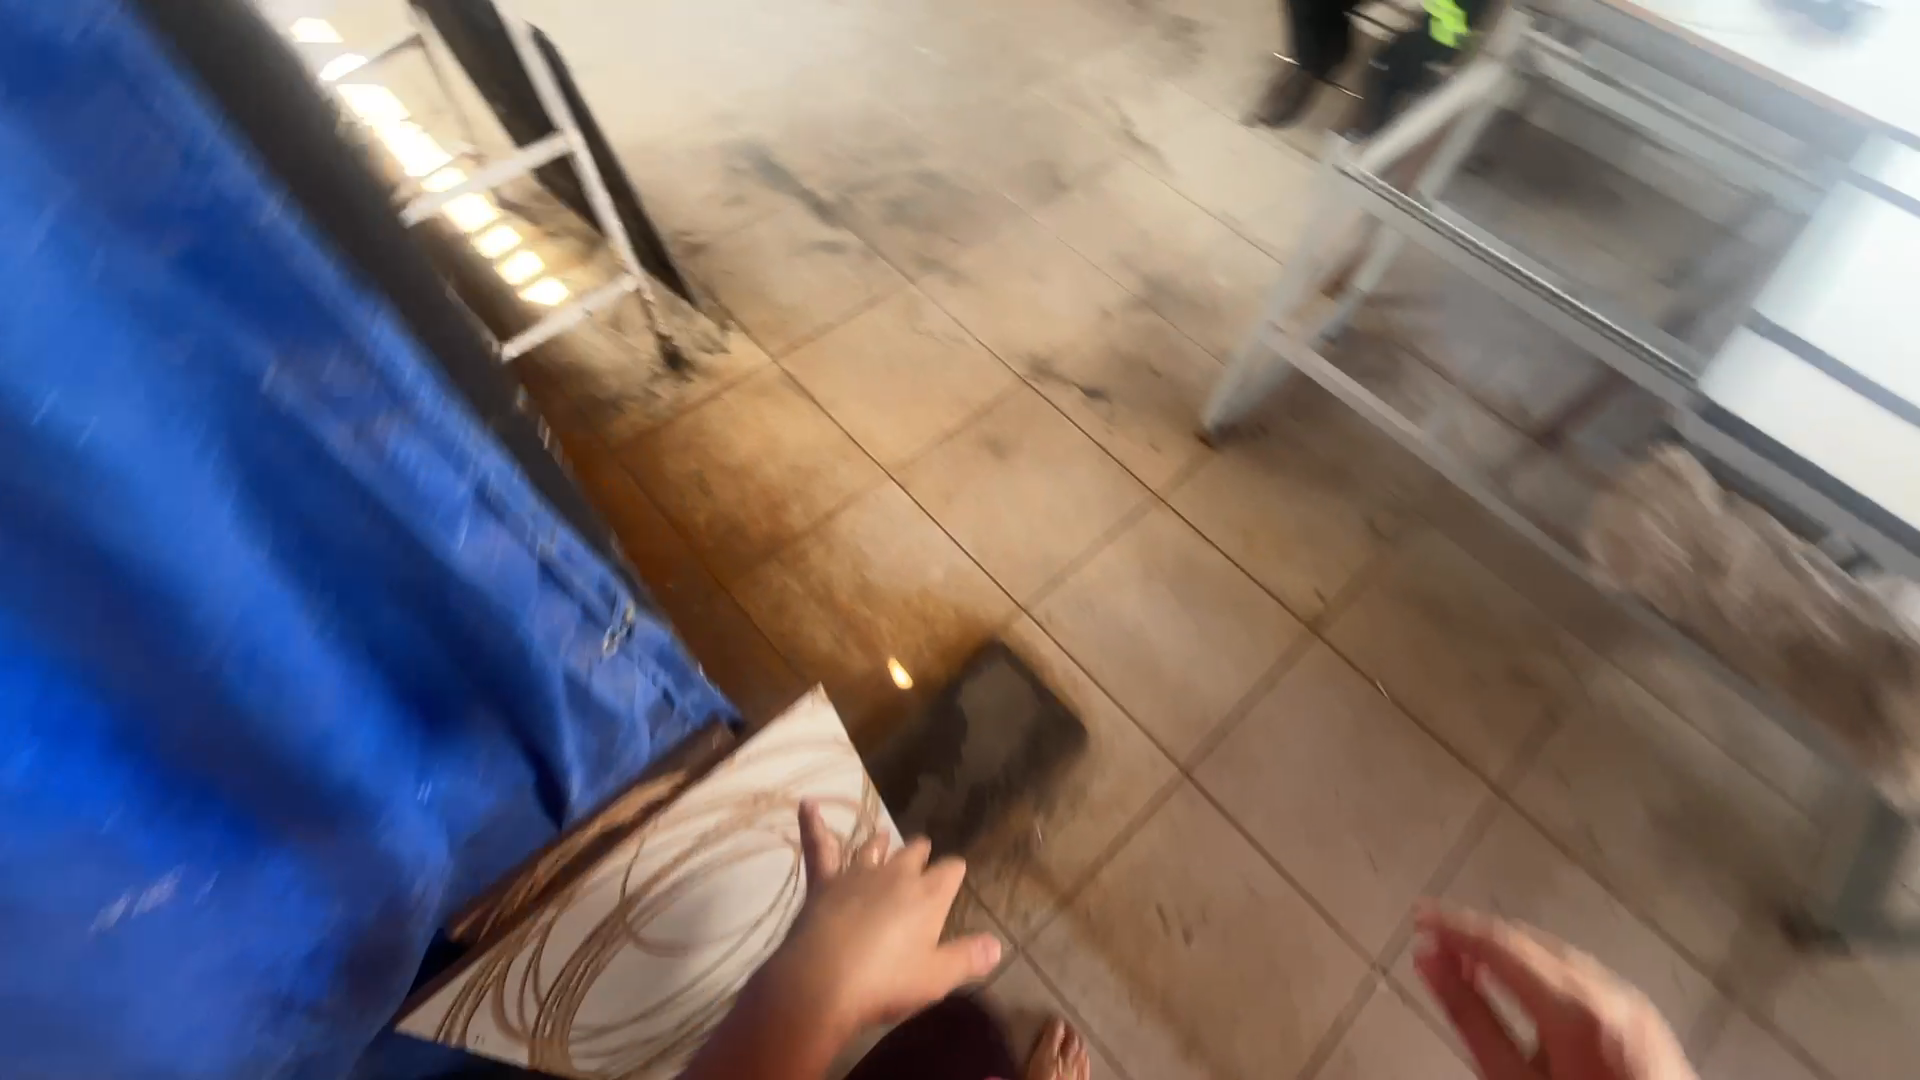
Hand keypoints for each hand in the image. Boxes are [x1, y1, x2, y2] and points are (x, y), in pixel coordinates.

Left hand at [757, 801, 1002, 1040]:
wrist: (823, 981)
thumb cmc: (886, 982)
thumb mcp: (935, 978)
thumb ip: (967, 958)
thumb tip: (998, 945)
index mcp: (928, 896)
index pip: (950, 871)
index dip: (954, 871)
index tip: (956, 872)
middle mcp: (896, 875)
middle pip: (914, 854)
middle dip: (921, 852)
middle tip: (924, 850)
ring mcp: (858, 874)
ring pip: (872, 849)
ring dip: (879, 843)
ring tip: (883, 836)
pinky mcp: (825, 882)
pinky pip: (819, 847)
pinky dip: (812, 824)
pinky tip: (807, 805)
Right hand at [1413, 907, 1697, 1079]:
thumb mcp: (1512, 1077)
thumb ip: (1467, 1014)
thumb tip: (1425, 957)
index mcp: (1576, 1005)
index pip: (1499, 941)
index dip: (1452, 923)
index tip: (1416, 916)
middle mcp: (1609, 991)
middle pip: (1527, 941)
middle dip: (1476, 935)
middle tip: (1434, 939)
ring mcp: (1632, 1002)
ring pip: (1551, 952)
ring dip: (1506, 950)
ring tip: (1467, 959)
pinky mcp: (1641, 1015)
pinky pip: (1578, 972)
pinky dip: (1538, 967)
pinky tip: (1517, 982)